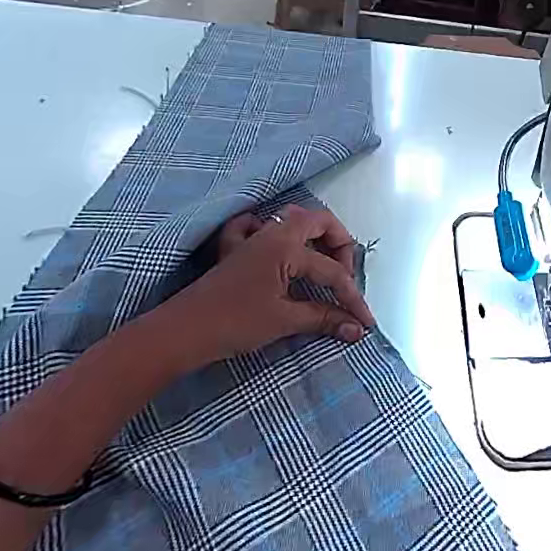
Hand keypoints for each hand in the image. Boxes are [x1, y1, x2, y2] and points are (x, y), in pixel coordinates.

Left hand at [157, 205, 376, 365]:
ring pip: (292, 220)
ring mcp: (252, 237)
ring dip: (313, 237)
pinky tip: (278, 252)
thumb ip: (323, 318)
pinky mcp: (236, 248)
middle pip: (318, 221)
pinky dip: (274, 231)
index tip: (365, 322)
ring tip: (323, 266)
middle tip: (345, 278)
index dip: (353, 297)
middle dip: (339, 244)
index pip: (332, 270)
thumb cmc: (236, 322)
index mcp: (287, 245)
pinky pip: (258, 225)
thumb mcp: (284, 320)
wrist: (185, 329)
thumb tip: (356, 328)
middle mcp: (272, 232)